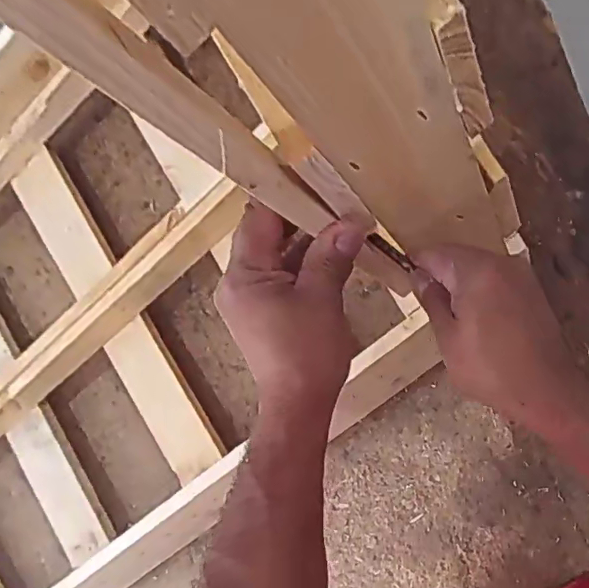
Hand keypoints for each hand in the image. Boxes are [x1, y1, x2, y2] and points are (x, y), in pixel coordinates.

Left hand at [214, 203, 366, 420]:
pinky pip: (282, 280)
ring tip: (341, 233)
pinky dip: (305, 269)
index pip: (259, 218)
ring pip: (277, 259)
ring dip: (307, 246)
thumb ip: (332, 257)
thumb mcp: (323, 299)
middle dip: (303, 221)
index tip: (316, 183)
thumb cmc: (308, 354)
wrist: (299, 404)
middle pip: (267, 236)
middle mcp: (237, 283)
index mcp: (244, 274)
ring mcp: (249, 301)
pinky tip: (332, 264)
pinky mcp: (264, 317)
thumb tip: (351, 223)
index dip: (287, 196)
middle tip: (338, 207)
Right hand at [413, 245, 588, 427]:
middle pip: (461, 259)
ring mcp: (524, 279)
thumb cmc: (491, 370)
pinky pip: (502, 286)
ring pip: (483, 272)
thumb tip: (420, 277)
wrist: (547, 391)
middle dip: (443, 278)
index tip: (408, 287)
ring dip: (466, 289)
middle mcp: (504, 264)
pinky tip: (482, 325)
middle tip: (431, 310)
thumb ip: (433, 302)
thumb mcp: (449, 339)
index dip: (417, 268)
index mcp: (478, 269)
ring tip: (456, 322)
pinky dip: (487, 297)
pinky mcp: (536, 296)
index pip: (435, 253)